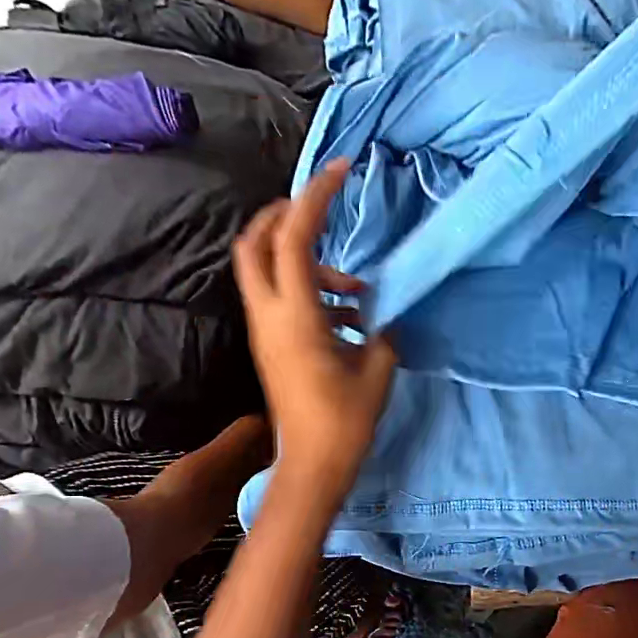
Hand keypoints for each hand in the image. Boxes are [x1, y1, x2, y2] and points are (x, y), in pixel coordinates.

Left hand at [233, 161, 396, 495]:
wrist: (311, 466)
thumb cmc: (345, 421)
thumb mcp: (378, 368)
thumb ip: (382, 330)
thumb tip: (382, 313)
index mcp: (296, 315)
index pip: (294, 237)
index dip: (315, 197)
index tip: (341, 171)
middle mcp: (269, 316)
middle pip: (255, 243)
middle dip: (283, 215)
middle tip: (319, 210)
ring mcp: (264, 331)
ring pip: (265, 271)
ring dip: (304, 260)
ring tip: (354, 286)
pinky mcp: (269, 346)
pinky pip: (278, 298)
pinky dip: (307, 289)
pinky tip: (348, 316)